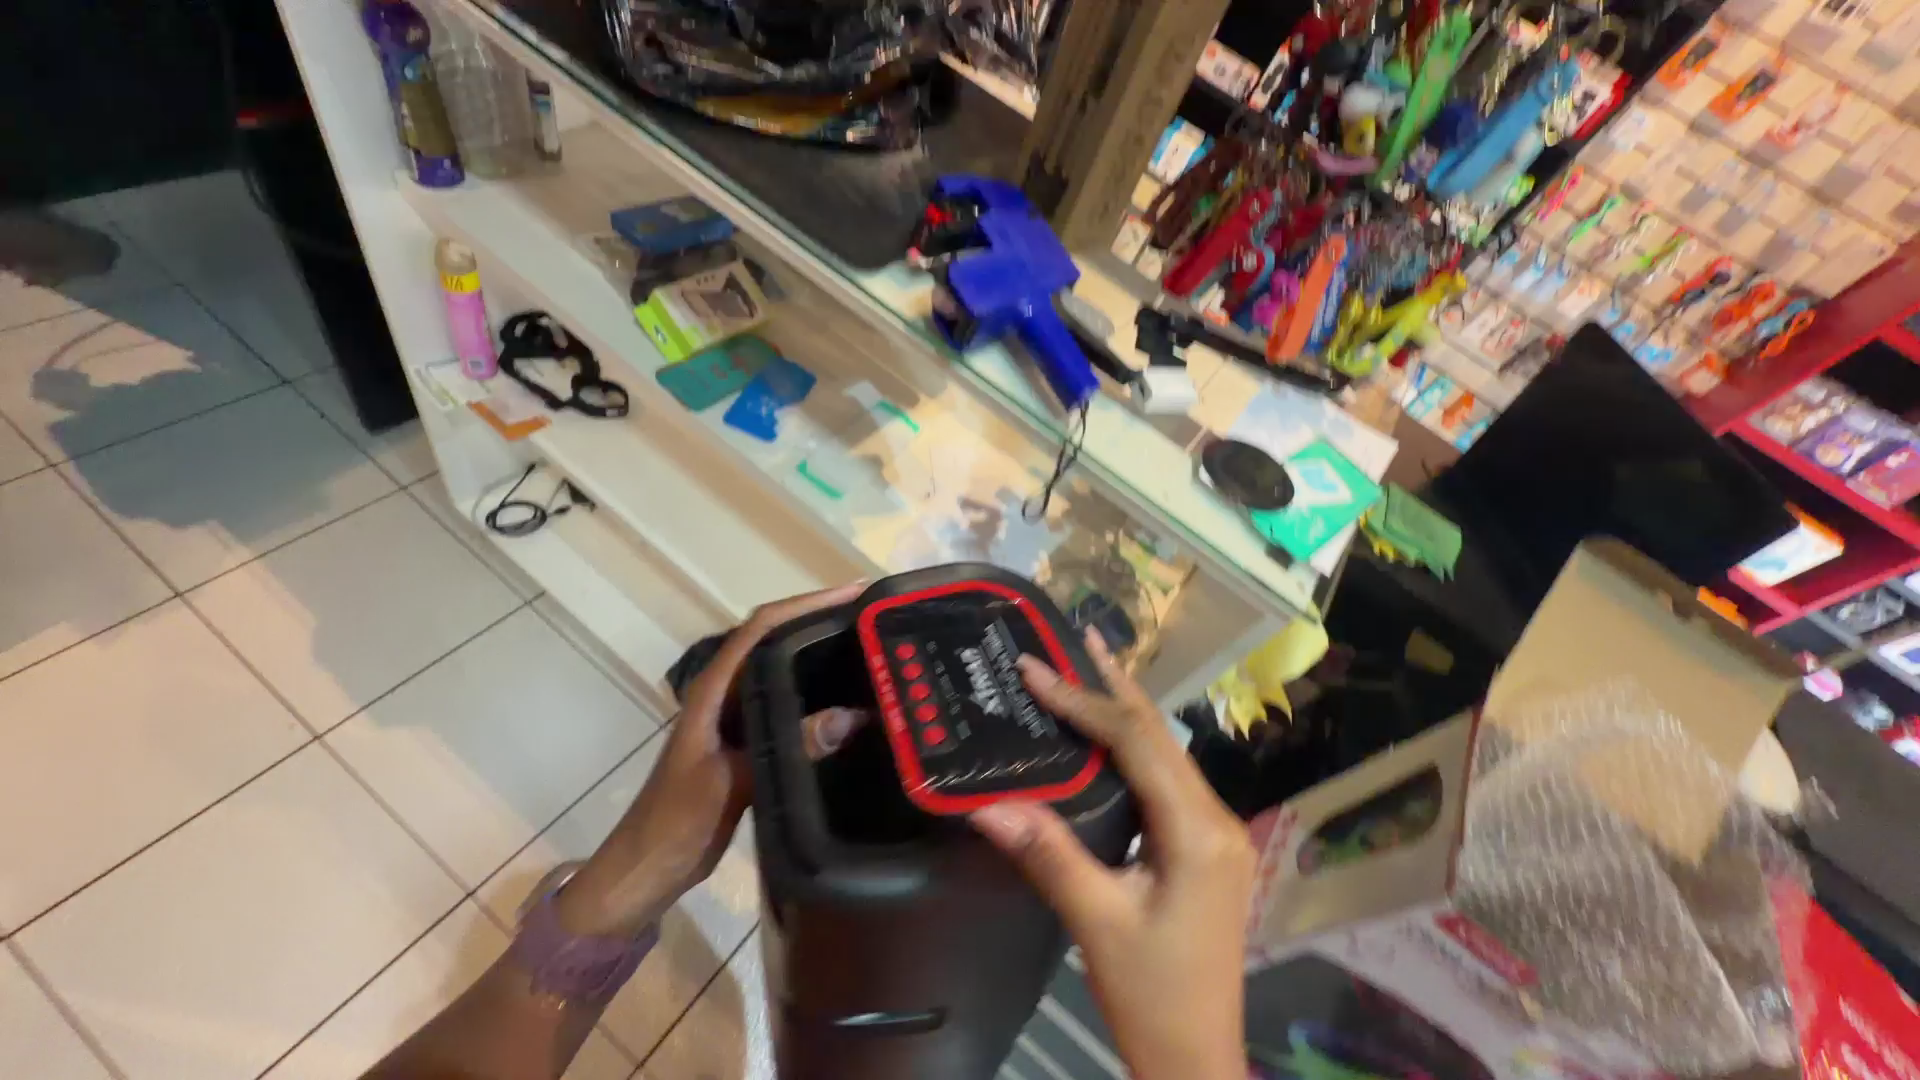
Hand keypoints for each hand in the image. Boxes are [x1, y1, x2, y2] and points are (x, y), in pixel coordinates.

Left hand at [552, 582, 867, 937]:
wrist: (649, 868)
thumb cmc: (676, 820)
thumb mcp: (729, 782)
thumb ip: (784, 747)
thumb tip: (849, 716)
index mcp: (714, 690)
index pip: (762, 628)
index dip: (805, 603)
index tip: (853, 592)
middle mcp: (728, 693)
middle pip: (776, 639)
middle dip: (820, 619)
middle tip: (874, 617)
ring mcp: (739, 718)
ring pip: (785, 671)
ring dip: (821, 652)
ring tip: (870, 647)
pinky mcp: (751, 744)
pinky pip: (791, 706)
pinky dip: (819, 694)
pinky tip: (850, 704)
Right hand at [969, 631, 1254, 1079]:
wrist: (1198, 1059)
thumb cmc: (1151, 995)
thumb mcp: (1097, 923)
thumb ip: (1048, 855)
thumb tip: (986, 804)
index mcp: (1196, 832)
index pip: (1137, 743)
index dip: (1083, 701)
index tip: (1034, 669)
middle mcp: (1216, 820)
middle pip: (1161, 736)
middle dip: (1115, 685)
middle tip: (1077, 637)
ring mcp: (1216, 834)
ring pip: (1168, 754)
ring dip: (1127, 710)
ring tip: (1091, 667)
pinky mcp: (1205, 849)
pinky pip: (1168, 780)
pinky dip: (1135, 747)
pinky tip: (1112, 736)